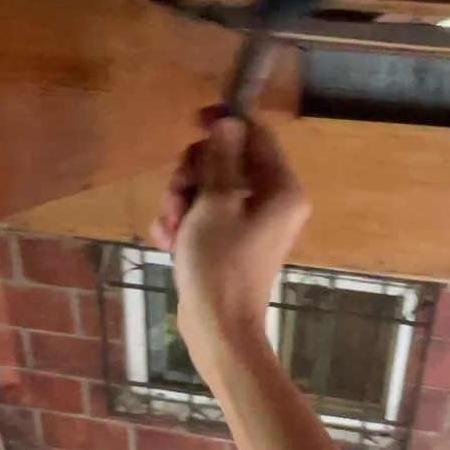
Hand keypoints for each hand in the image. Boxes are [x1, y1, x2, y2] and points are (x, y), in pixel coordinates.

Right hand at [150, 108, 309, 372]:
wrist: (218, 329)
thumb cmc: (219, 265)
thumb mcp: (214, 204)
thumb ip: (220, 159)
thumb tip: (229, 122)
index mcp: (281, 189)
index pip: (256, 136)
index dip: (224, 125)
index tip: (193, 121)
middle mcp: (272, 203)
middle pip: (226, 161)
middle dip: (192, 175)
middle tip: (177, 196)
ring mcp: (250, 225)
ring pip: (208, 190)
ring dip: (181, 202)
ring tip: (172, 228)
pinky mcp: (230, 244)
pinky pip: (204, 218)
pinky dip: (183, 225)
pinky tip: (168, 242)